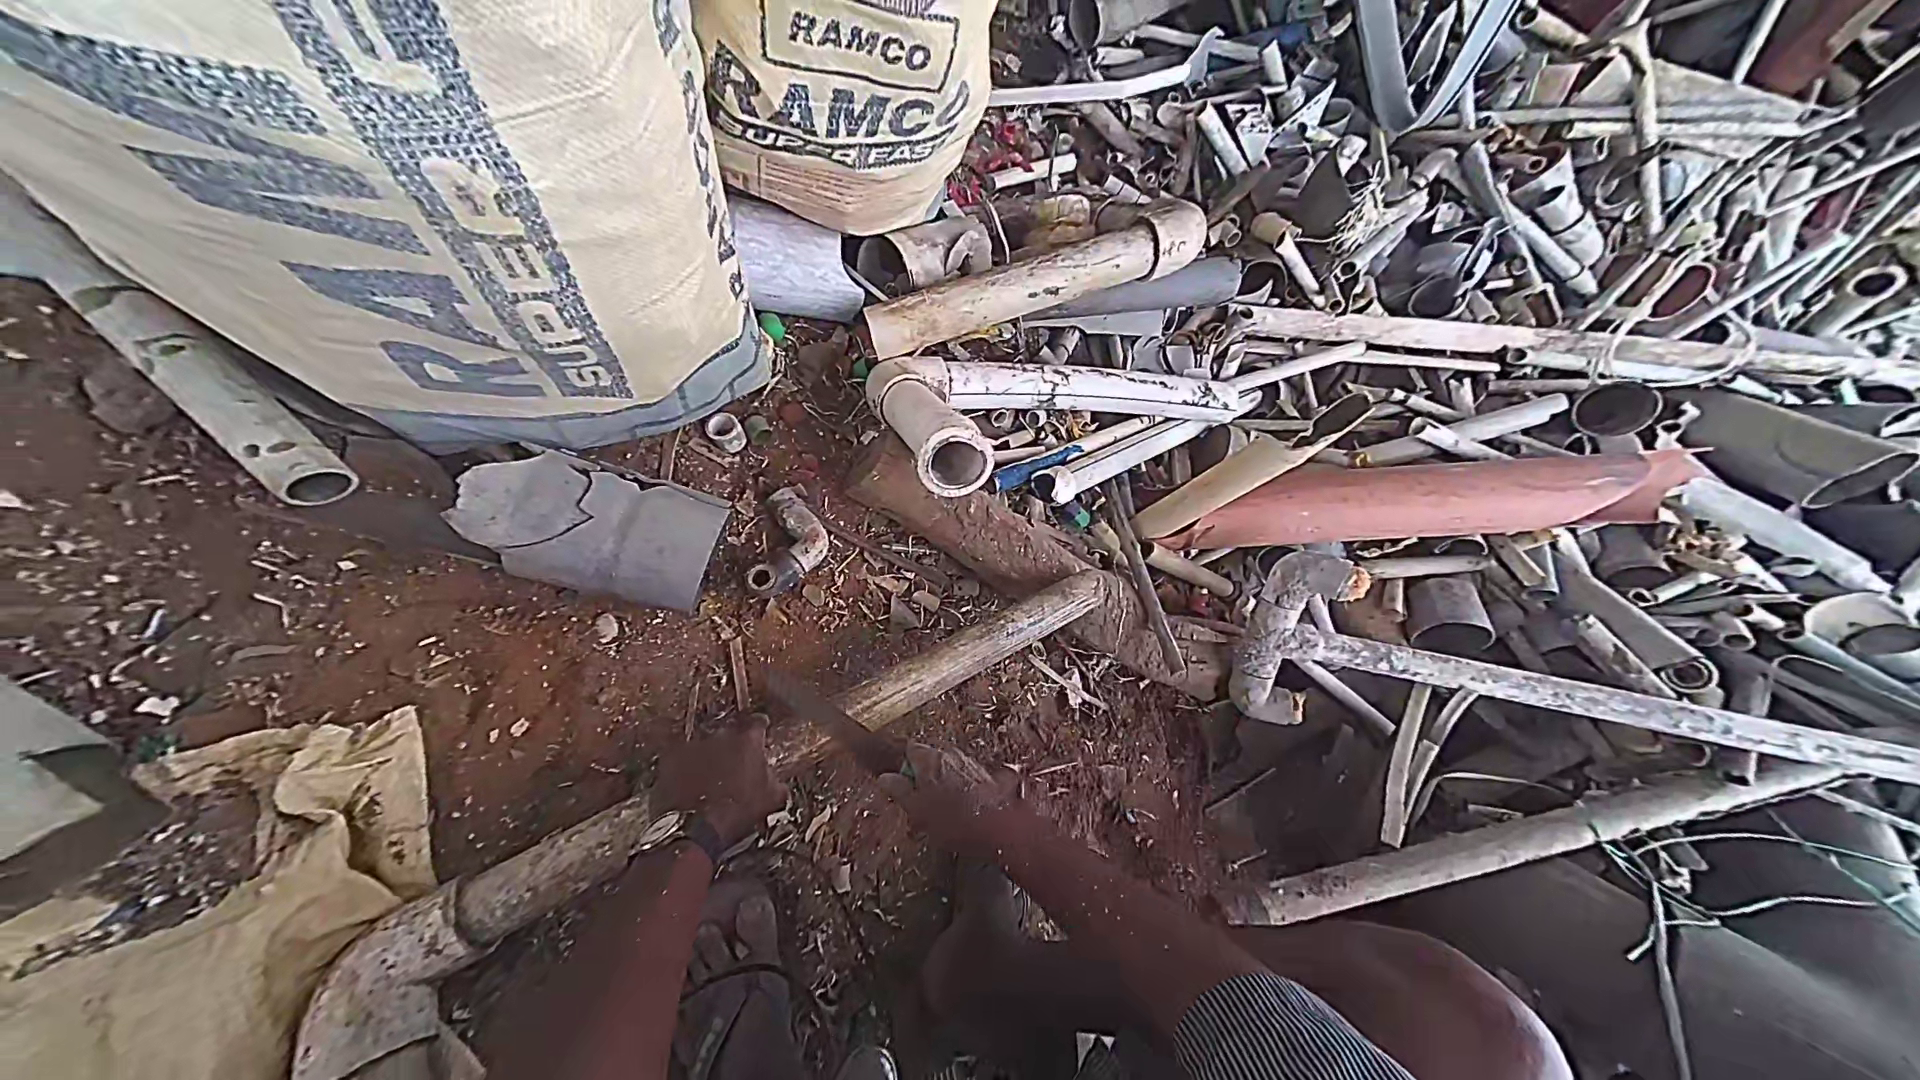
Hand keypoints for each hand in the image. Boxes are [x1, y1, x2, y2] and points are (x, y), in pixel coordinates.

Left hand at [654, 715, 787, 845]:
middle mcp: (722, 734)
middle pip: (731, 730)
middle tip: (735, 760)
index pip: (758, 722)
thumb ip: (776, 780)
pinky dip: (686, 764)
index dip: (760, 728)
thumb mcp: (771, 798)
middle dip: (734, 743)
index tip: (760, 735)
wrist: (695, 830)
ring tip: (710, 772)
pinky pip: (682, 755)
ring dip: (710, 753)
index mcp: (749, 739)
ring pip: (706, 742)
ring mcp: (694, 744)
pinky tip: (688, 778)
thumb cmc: (738, 812)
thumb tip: (776, 780)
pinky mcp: (671, 757)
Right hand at [876, 743, 1032, 859]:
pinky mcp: (983, 776)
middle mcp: (949, 754)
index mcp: (929, 758)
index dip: (902, 767)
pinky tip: (958, 814)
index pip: (908, 750)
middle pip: (927, 759)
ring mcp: (968, 764)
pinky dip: (956, 792)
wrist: (999, 827)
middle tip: (916, 804)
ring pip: (945, 770)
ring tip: (938, 814)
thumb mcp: (917, 809)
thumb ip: (900, 790)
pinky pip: (961, 779)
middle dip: (921, 777)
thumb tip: (886, 778)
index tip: (899, 785)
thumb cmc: (956, 820)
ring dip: (939, 786)